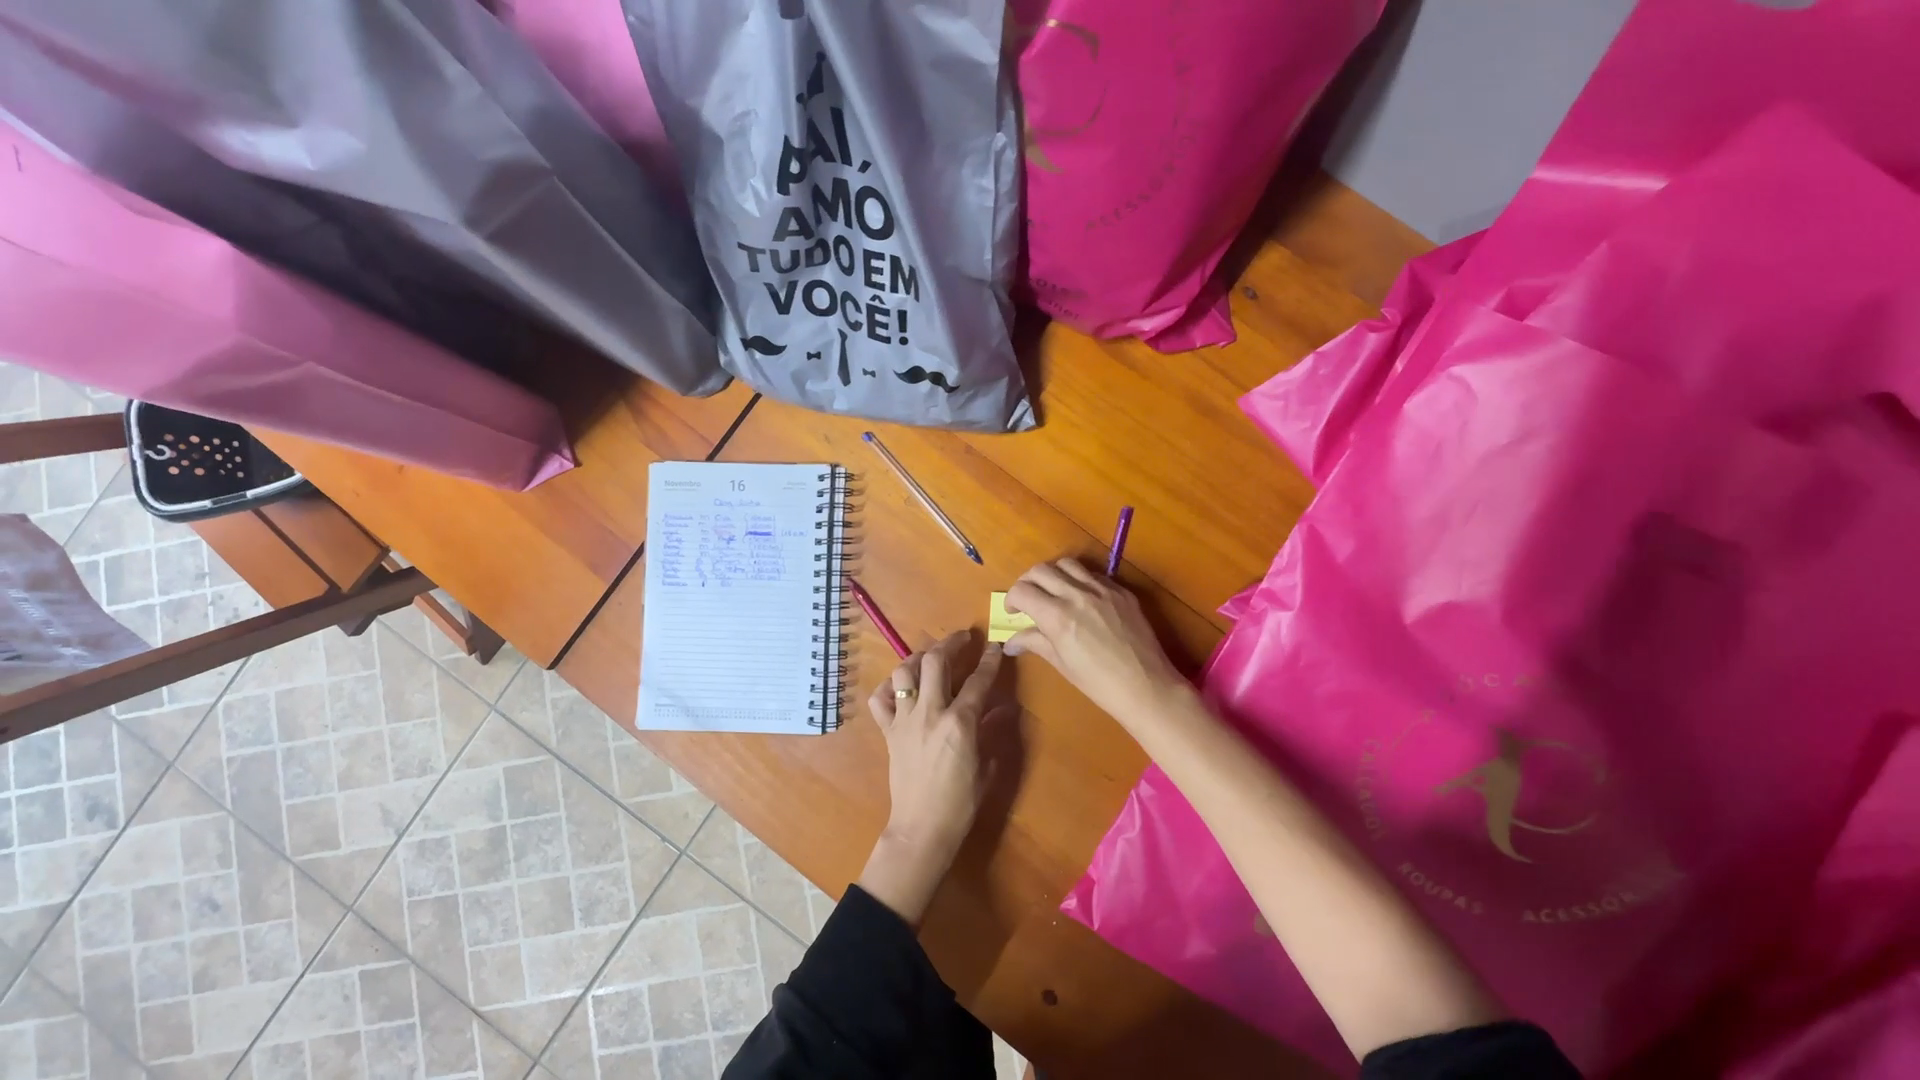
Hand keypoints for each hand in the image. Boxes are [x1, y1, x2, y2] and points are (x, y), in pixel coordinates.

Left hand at [858, 631, 1010, 922]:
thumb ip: (991, 733)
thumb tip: (998, 710)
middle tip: (962, 638)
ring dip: (918, 658)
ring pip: (904, 672)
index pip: (978, 680)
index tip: (995, 645)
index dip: (989, 659)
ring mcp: (904, 721)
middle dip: (951, 643)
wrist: (922, 827)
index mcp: (960, 723)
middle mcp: (930, 713)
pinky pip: (880, 700)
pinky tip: (900, 688)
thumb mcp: (986, 766)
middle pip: (936, 662)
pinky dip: (889, 688)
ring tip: (930, 656)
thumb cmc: (961, 803)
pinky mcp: (888, 732)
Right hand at [1002, 558, 1186, 729]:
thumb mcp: (1061, 663)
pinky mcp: (1121, 591)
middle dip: (1028, 582)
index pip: (1022, 590)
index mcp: (1057, 616)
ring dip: (1053, 574)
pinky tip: (1082, 598)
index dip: (1011, 599)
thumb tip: (1010, 642)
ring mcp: (1102, 589)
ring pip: (1067, 564)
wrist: (1145, 685)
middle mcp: (1077, 595)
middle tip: (1029, 599)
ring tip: (1055, 591)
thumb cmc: (1098, 683)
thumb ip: (1035, 642)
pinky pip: (1093, 574)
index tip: (1014, 612)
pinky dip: (1080, 579)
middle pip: (1040, 570)